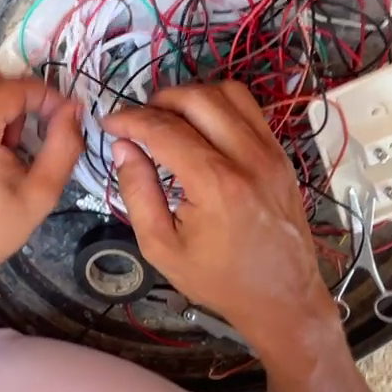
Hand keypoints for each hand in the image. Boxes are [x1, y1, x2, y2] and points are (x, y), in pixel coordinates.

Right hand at [102, 82, 339, 367]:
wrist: (283, 298)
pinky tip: (200, 128)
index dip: (129, 119)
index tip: (108, 123)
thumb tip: (123, 147)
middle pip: (198, 98)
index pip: (164, 130)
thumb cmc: (217, 279)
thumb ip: (137, 192)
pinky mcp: (281, 154)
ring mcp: (271, 152)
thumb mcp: (160, 246)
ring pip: (228, 93)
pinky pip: (249, 109)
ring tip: (168, 119)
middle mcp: (248, 158)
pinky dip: (218, 106)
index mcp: (216, 184)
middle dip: (158, 100)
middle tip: (137, 121)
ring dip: (191, 97)